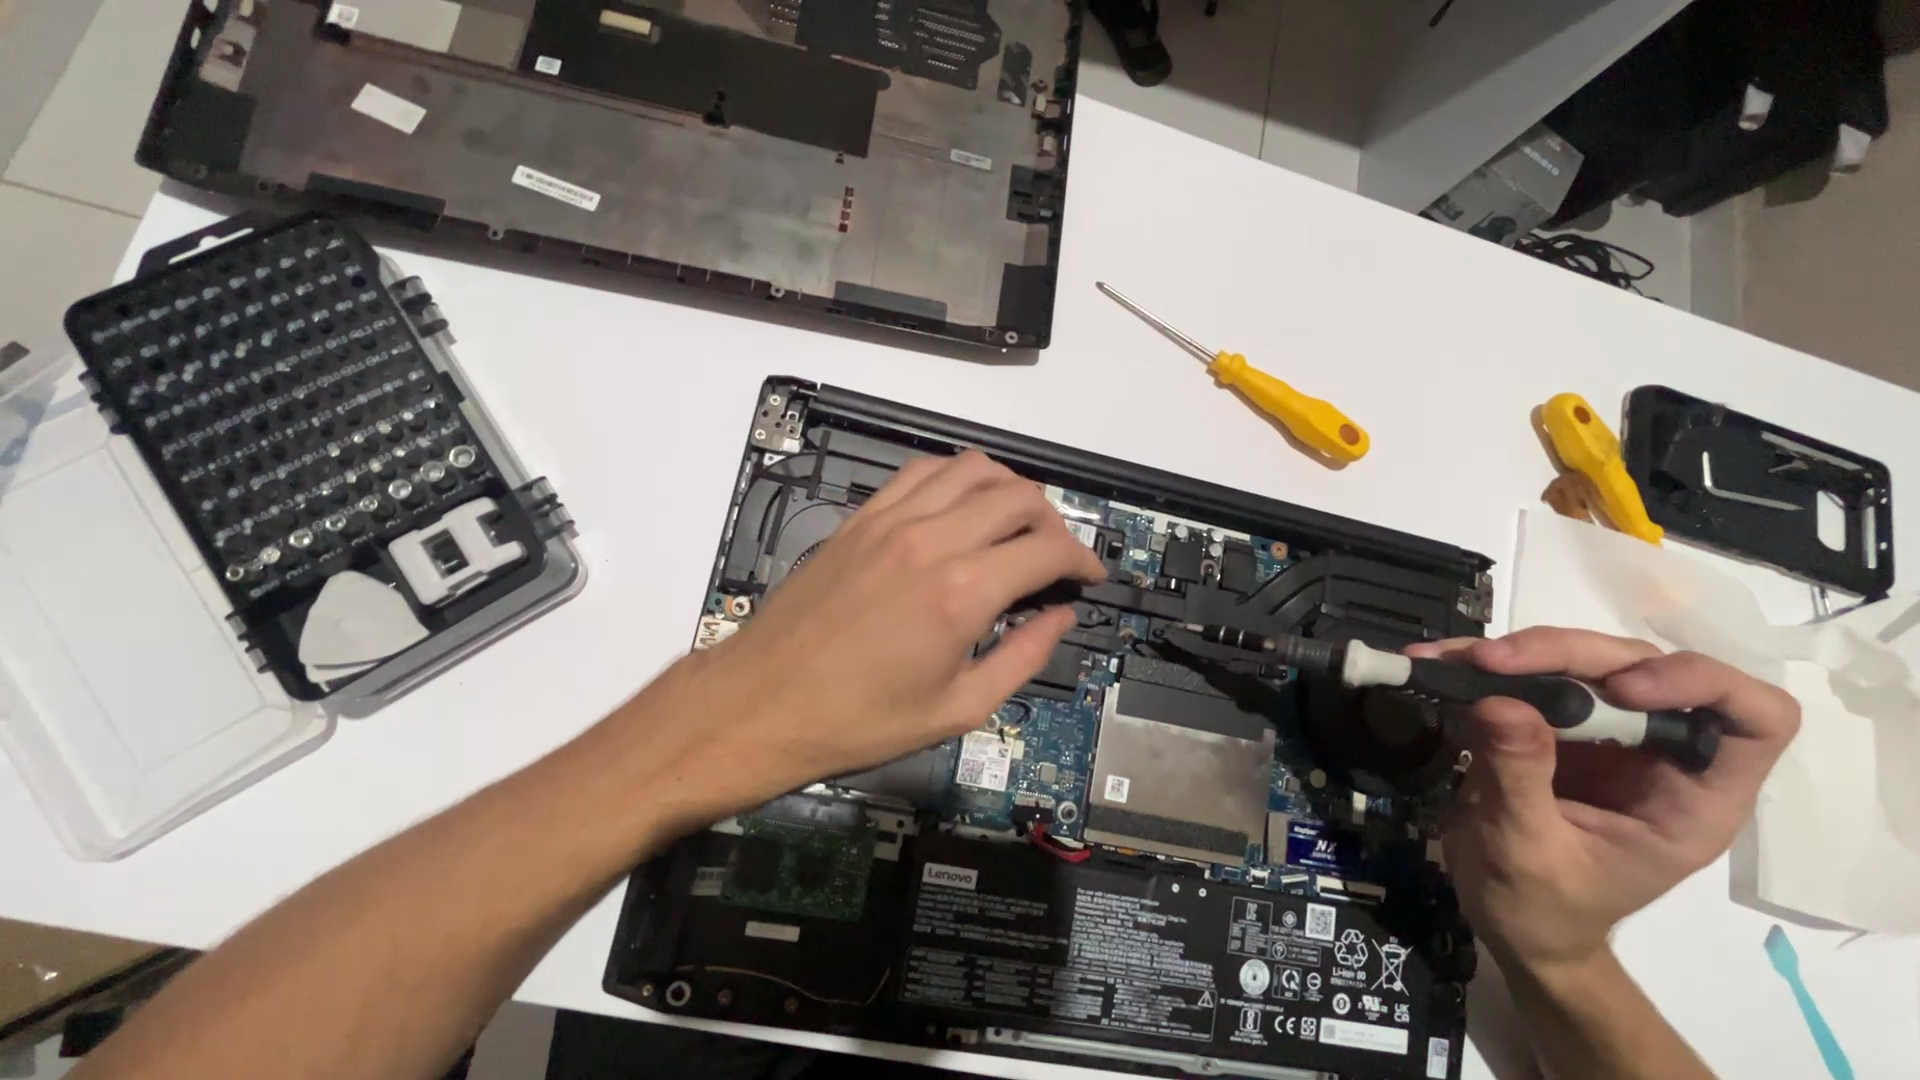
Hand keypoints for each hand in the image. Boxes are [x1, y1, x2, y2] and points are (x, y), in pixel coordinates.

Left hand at [643, 451, 1104, 821]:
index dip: (1082, 558)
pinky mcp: (861, 518)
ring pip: (973, 470)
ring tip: (1016, 524)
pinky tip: (961, 506)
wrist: (763, 702)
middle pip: (1019, 496)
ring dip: (1010, 489)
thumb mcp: (958, 709)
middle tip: (1056, 556)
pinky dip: (956, 478)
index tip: (1089, 575)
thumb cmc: (859, 721)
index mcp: (963, 592)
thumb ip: (1023, 657)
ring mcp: (892, 520)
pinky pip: (921, 472)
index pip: (1047, 547)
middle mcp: (932, 540)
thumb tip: (1060, 618)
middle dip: (1054, 520)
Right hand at [1411, 628, 1798, 975]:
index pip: (1753, 718)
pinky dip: (1477, 664)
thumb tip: (1499, 700)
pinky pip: (1524, 676)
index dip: (1697, 685)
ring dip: (1516, 652)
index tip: (1618, 690)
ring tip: (1452, 659)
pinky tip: (1436, 661)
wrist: (1512, 923)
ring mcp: (1602, 732)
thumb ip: (1520, 777)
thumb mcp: (1528, 851)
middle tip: (1491, 661)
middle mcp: (1657, 751)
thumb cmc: (1543, 907)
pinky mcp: (1549, 723)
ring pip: (1580, 660)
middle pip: (1639, 668)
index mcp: (1691, 795)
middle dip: (1567, 654)